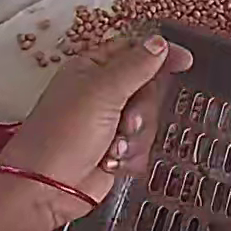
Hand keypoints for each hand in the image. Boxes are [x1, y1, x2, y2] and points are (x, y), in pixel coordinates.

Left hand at [0, 34, 193, 230]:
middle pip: (148, 89)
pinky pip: (142, 147)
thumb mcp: (101, 92)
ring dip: (135, 138)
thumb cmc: (65, 134)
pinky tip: (112, 164)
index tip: (186, 62)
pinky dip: (130, 157)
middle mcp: (102, 93)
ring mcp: (109, 124)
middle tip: (127, 122)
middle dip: (142, 110)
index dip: (159, 54)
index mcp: (92, 69)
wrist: (45, 189)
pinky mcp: (115, 152)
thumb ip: (135, 66)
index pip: (134, 51)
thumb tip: (159, 42)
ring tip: (112, 149)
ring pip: (148, 121)